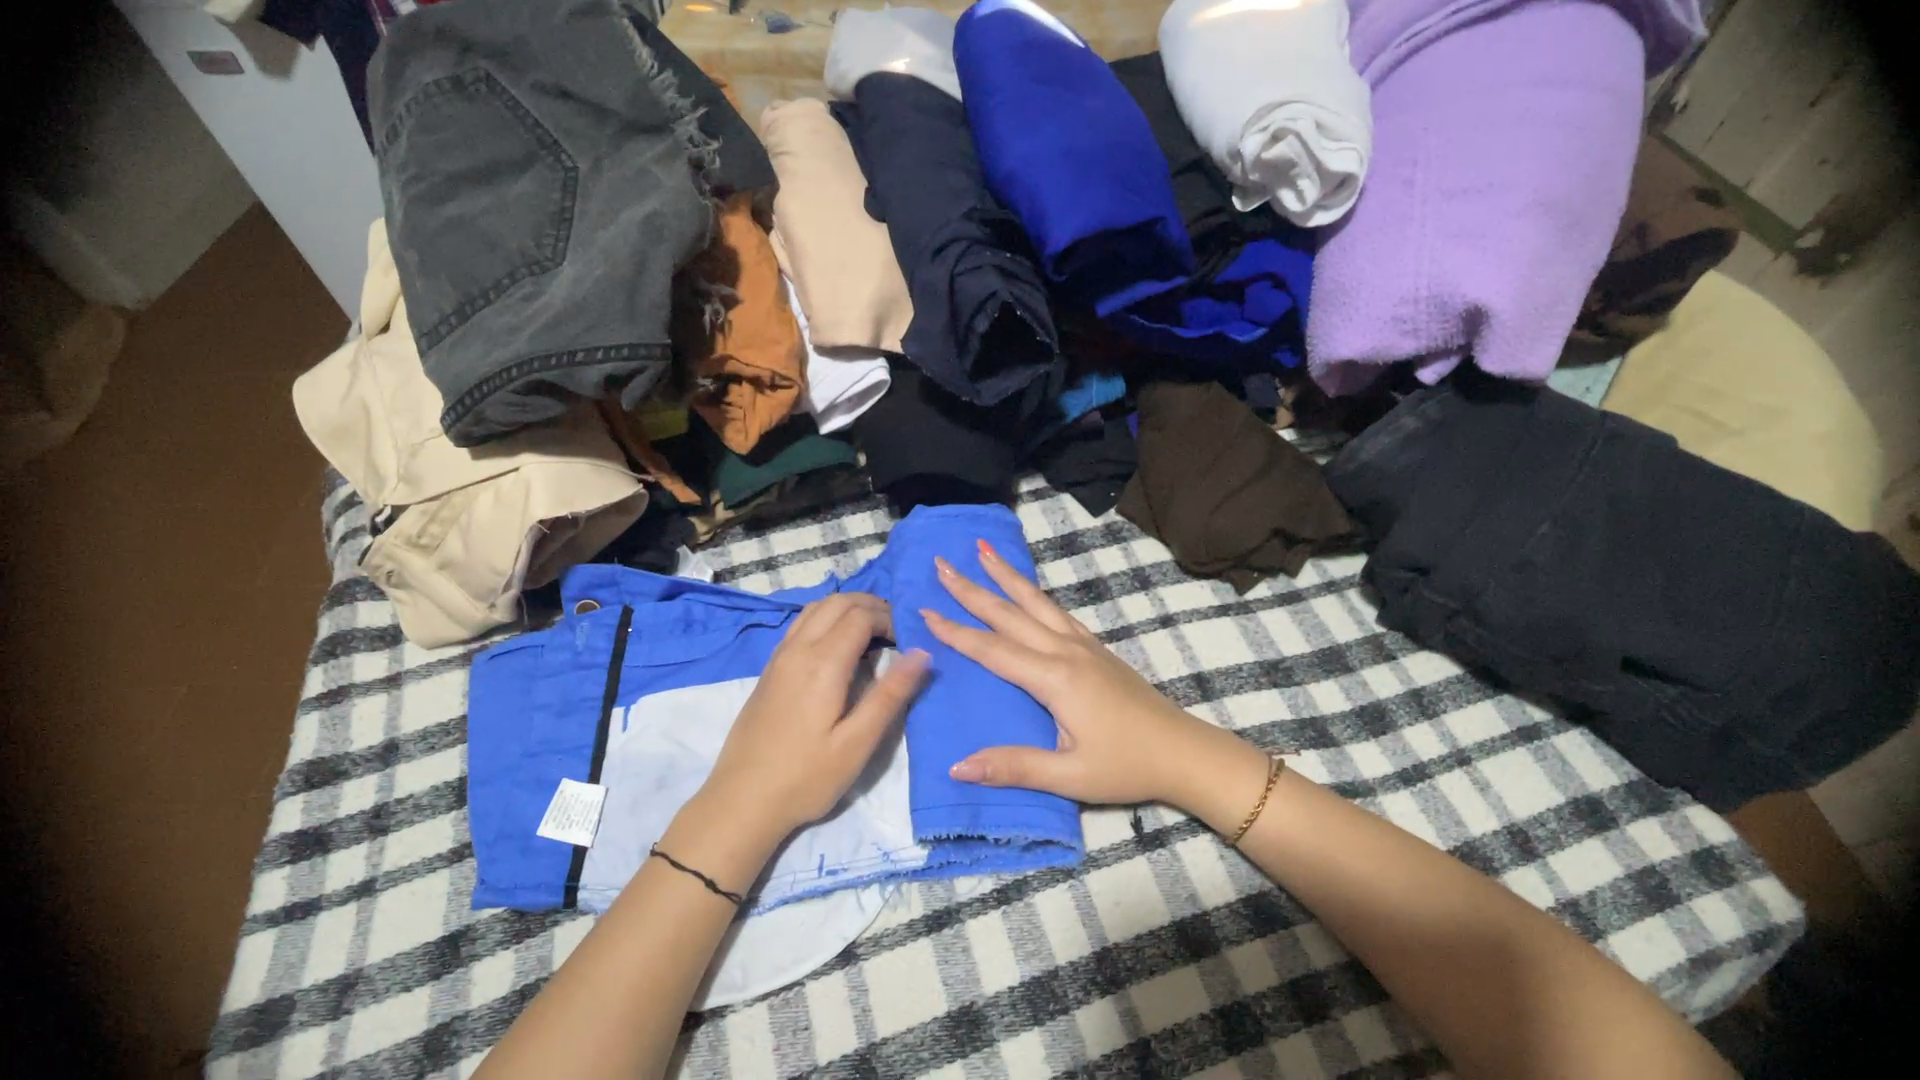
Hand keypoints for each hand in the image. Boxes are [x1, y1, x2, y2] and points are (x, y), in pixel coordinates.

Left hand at [698, 593, 929, 839]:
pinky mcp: (769, 670)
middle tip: (896, 633)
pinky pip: (801, 625)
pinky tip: (840, 649)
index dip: (890, 619)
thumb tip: (922, 654)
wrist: (742, 801)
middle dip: (871, 606)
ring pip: (815, 609)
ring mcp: (778, 658)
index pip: (860, 615)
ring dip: (847, 609)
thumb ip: (890, 695)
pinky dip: (827, 620)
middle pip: (837, 602)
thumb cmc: (806, 778)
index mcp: (822, 663)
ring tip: (872, 636)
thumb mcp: (857, 744)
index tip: (908, 643)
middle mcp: (797, 649)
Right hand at [922, 542, 1263, 813]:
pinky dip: (1034, 594)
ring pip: (1036, 603)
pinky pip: (1057, 612)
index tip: (924, 610)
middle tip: (941, 563)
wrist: (1184, 752)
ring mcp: (1084, 646)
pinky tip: (1027, 590)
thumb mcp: (1070, 777)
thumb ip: (1014, 767)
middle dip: (973, 588)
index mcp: (1054, 678)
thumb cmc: (1127, 766)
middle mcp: (1066, 651)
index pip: (993, 649)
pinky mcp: (1097, 650)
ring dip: (1006, 577)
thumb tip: (957, 766)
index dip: (956, 631)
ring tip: (983, 551)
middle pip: (1010, 614)